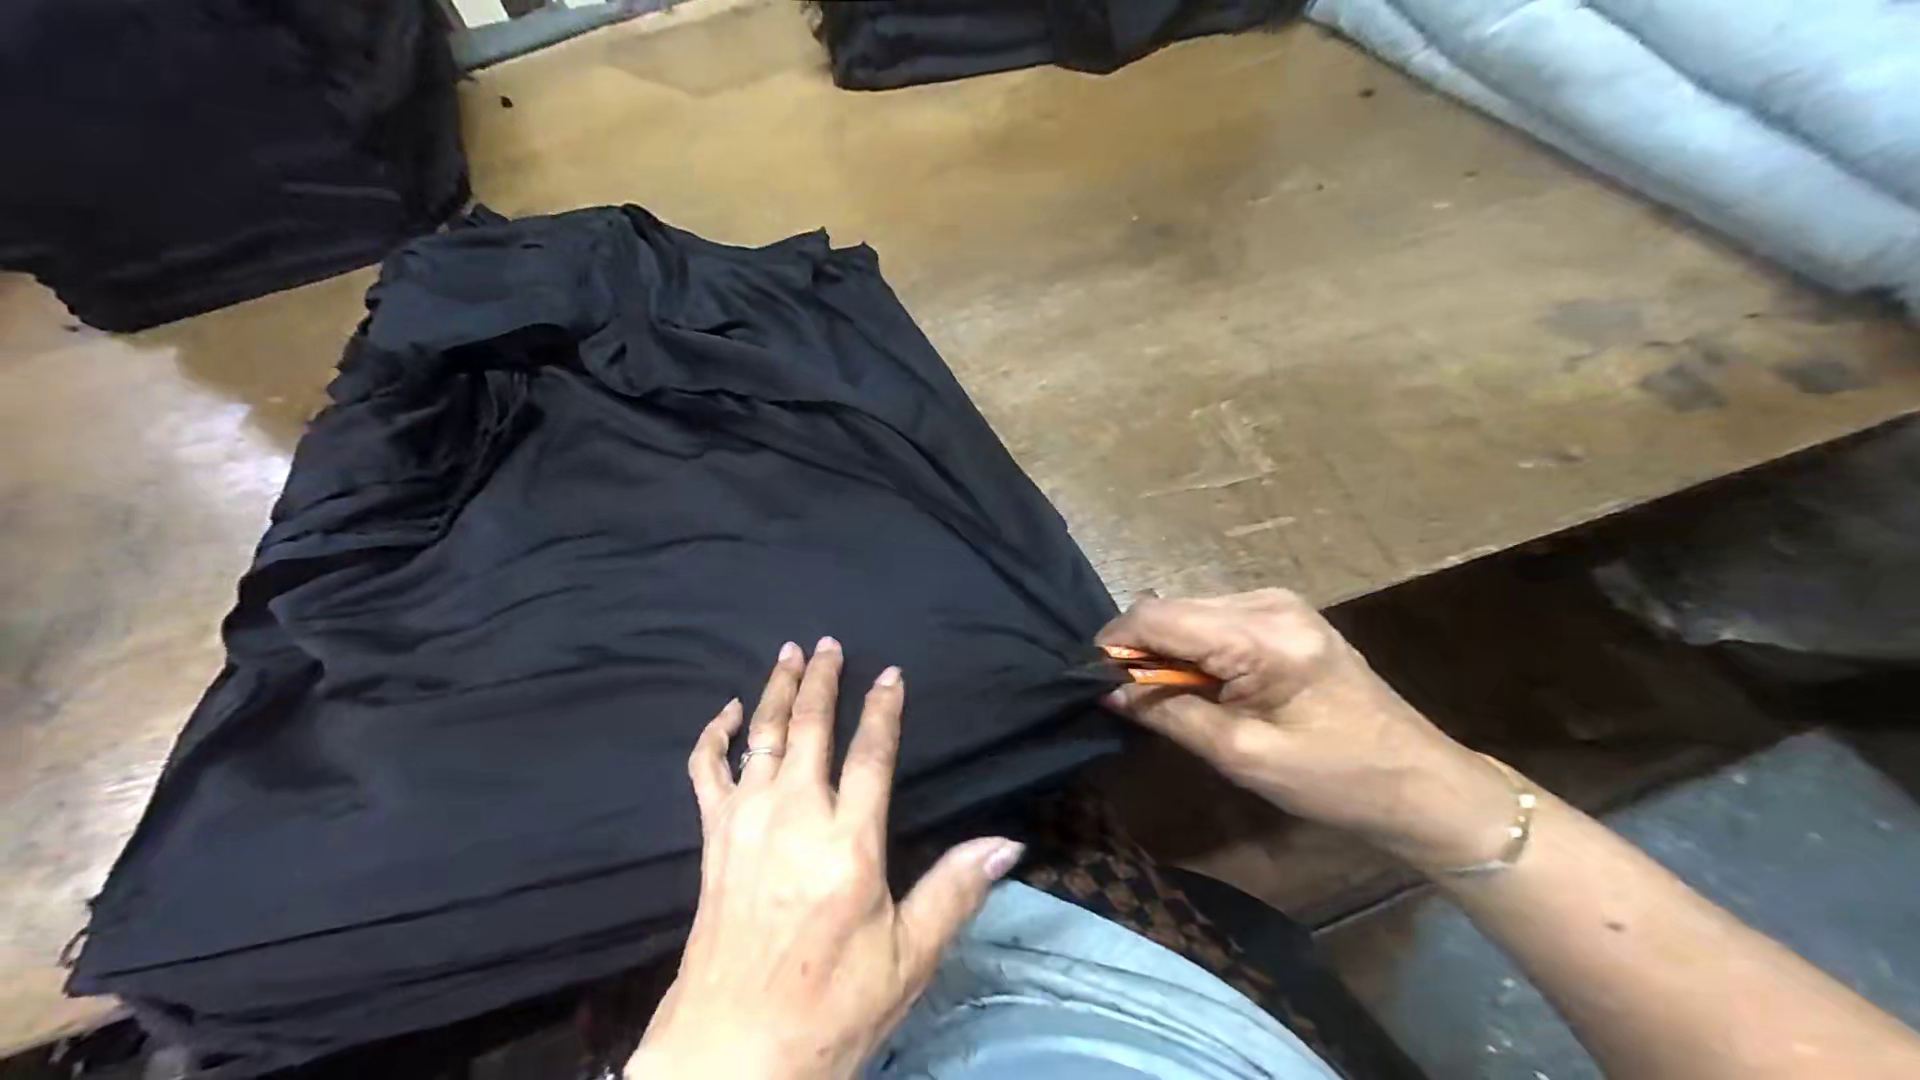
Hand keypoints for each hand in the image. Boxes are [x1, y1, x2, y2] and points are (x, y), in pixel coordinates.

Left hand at [625, 638, 1025, 1079]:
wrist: (730, 1056)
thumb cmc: (830, 1005)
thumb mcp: (907, 957)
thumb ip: (955, 890)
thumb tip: (1007, 843)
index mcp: (848, 843)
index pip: (871, 753)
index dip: (883, 707)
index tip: (890, 673)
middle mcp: (794, 816)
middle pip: (809, 727)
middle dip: (821, 679)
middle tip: (829, 643)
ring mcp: (746, 823)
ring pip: (760, 736)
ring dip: (774, 690)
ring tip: (787, 654)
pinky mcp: (712, 840)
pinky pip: (707, 771)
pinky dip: (715, 735)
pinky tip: (728, 713)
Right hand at [1098, 590, 1517, 871]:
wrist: (1419, 782)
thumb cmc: (1334, 778)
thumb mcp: (1241, 754)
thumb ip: (1169, 713)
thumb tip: (1109, 691)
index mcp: (1262, 635)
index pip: (1157, 616)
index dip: (1116, 644)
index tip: (1096, 680)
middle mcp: (1266, 601)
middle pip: (1169, 607)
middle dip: (1139, 647)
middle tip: (1130, 695)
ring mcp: (1276, 601)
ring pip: (1186, 610)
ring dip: (1164, 647)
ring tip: (1168, 694)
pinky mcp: (1281, 612)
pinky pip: (1211, 617)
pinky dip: (1191, 645)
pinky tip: (1202, 681)